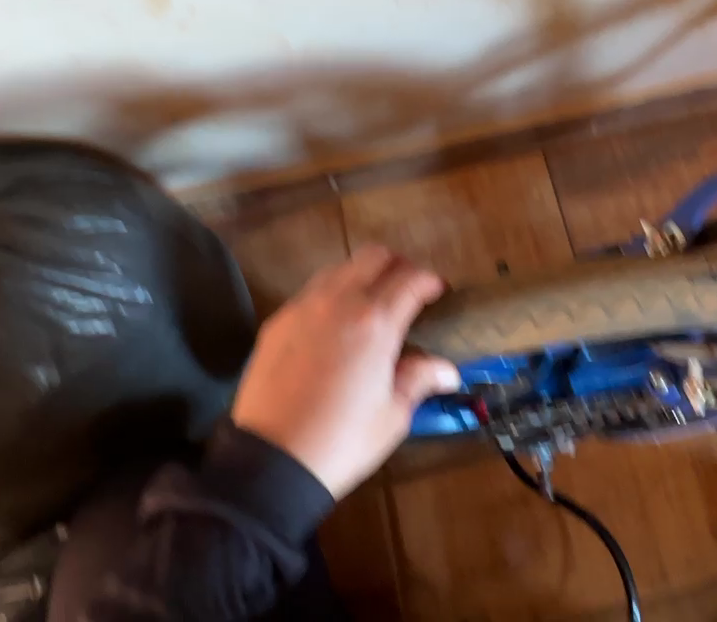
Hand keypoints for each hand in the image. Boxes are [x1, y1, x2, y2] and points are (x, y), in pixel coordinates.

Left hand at [231, 245, 462, 497]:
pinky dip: (332, 295)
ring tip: (371, 303)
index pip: (411, 280)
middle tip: (407, 288)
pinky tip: (334, 325)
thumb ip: (418, 380)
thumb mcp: (392, 416)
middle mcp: (340, 302)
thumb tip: (446, 371)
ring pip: (340, 268)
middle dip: (397, 265)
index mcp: (376, 322)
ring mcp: (304, 307)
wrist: (270, 461)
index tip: (438, 290)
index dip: (430, 280)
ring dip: (362, 275)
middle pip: (374, 256)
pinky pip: (312, 292)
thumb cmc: (342, 440)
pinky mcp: (278, 321)